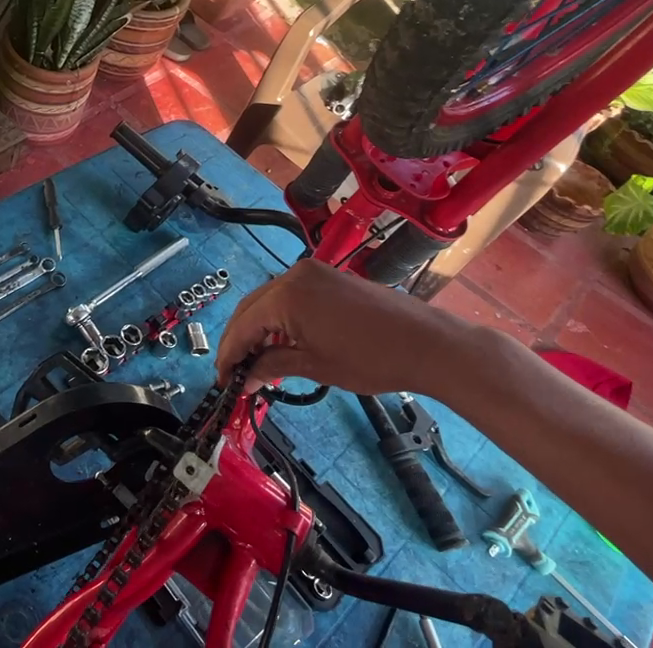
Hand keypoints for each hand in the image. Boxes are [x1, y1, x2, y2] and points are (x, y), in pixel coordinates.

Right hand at [213, 259, 481, 394]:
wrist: (430, 345)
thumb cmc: (372, 360)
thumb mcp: (316, 366)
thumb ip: (272, 366)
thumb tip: (244, 379)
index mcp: (286, 296)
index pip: (243, 325)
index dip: (229, 354)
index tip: (222, 380)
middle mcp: (293, 275)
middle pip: (251, 308)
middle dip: (240, 340)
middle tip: (234, 372)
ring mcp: (311, 272)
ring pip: (268, 300)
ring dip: (259, 329)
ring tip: (257, 361)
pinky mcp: (327, 276)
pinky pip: (290, 295)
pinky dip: (280, 318)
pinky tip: (282, 342)